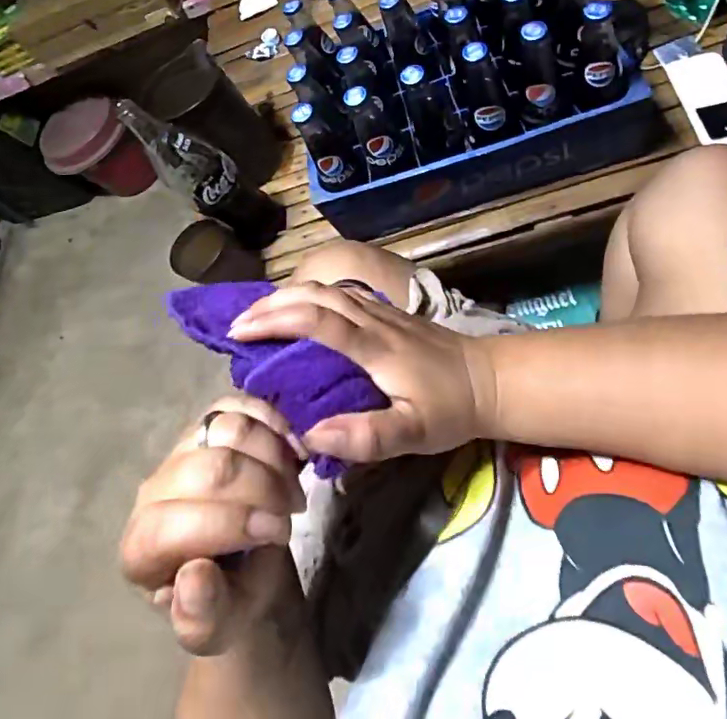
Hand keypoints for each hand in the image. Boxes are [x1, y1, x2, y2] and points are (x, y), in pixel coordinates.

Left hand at [119, 395, 306, 655]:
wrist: (245, 569)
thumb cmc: (230, 600)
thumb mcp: (221, 626)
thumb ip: (203, 615)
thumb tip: (194, 576)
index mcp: (141, 549)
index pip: (170, 525)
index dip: (230, 523)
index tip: (278, 532)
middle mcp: (152, 492)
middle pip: (208, 469)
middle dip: (263, 486)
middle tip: (293, 509)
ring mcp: (181, 451)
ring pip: (226, 428)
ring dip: (273, 453)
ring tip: (293, 482)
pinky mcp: (208, 424)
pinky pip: (236, 403)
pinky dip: (270, 419)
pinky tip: (291, 446)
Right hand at [227, 281, 496, 463]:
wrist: (489, 379)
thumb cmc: (449, 408)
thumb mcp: (414, 434)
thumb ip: (367, 437)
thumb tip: (311, 436)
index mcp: (376, 346)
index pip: (319, 321)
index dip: (278, 321)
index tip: (241, 333)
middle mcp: (374, 319)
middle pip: (317, 295)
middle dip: (272, 304)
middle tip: (237, 325)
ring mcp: (381, 311)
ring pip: (328, 290)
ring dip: (288, 296)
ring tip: (256, 315)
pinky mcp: (387, 312)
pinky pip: (340, 294)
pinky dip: (309, 297)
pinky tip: (297, 309)